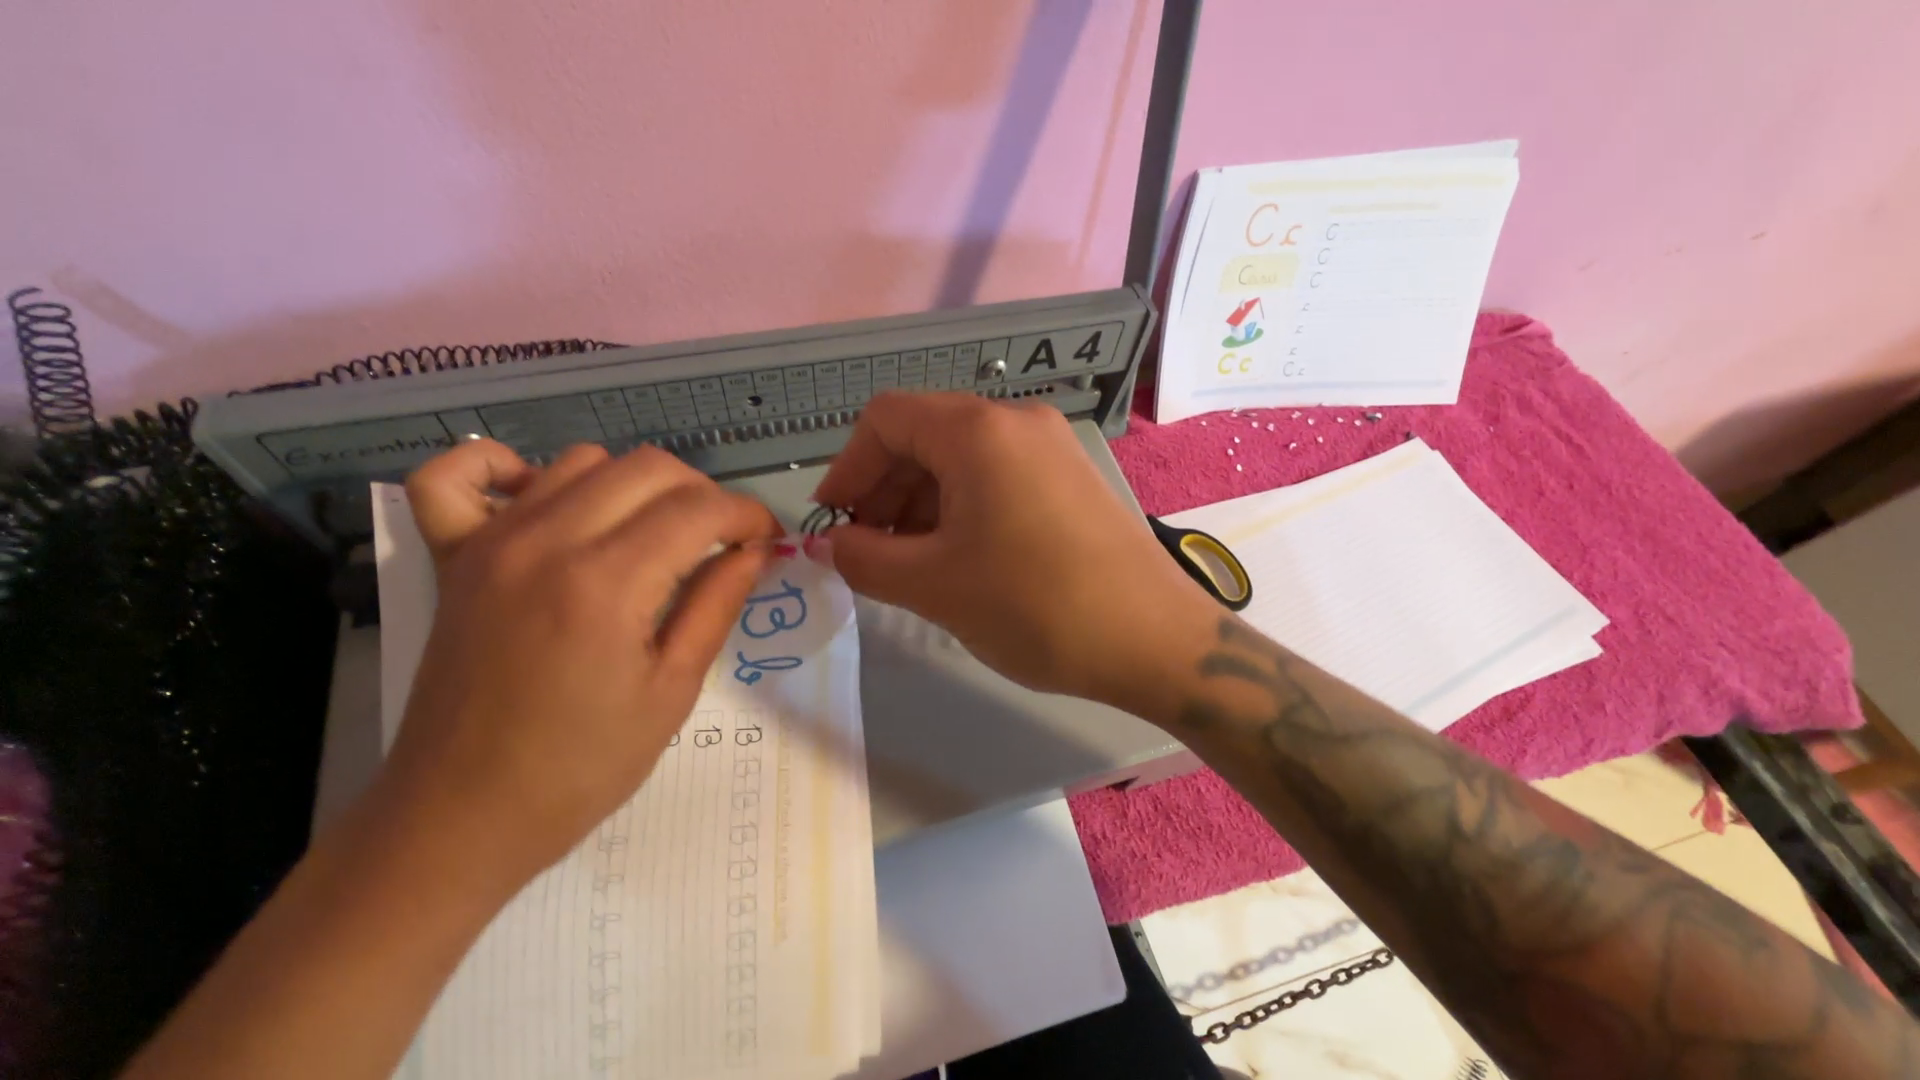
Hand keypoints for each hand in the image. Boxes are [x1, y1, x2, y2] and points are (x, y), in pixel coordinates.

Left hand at [386, 439, 779, 888]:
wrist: (462, 814)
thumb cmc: (581, 769)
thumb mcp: (670, 691)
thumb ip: (715, 605)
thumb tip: (754, 550)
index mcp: (607, 583)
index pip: (698, 508)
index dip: (747, 515)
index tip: (768, 539)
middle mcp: (545, 540)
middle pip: (647, 468)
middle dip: (702, 494)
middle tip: (720, 541)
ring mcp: (490, 541)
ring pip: (580, 461)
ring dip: (632, 484)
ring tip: (650, 533)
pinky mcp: (452, 556)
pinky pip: (456, 476)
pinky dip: (501, 467)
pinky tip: (539, 498)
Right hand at [813, 393, 1215, 715]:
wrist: (1153, 640)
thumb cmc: (1034, 606)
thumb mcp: (933, 586)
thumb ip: (864, 559)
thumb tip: (831, 545)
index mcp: (978, 430)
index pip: (885, 419)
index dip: (846, 468)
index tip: (834, 525)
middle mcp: (1016, 421)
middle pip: (924, 436)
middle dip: (883, 491)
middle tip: (868, 553)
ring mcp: (1051, 448)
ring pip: (961, 460)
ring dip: (920, 505)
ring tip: (909, 565)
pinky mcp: (1072, 479)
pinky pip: (998, 478)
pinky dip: (962, 509)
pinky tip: (957, 560)